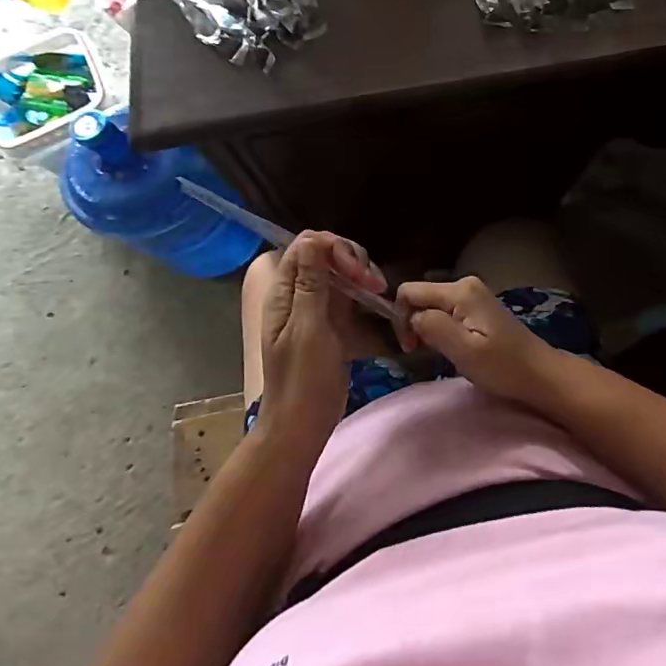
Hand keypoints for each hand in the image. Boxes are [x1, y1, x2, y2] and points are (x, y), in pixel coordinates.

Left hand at [258, 231, 386, 442]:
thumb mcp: (309, 329)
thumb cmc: (303, 380)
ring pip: (339, 274)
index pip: (307, 246)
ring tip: (380, 294)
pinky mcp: (331, 324)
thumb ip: (311, 284)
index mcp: (284, 292)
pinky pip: (347, 296)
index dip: (335, 248)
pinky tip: (379, 304)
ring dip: (361, 276)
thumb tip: (312, 240)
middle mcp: (297, 294)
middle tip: (375, 286)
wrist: (301, 425)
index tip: (358, 273)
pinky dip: (363, 295)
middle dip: (352, 260)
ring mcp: (315, 309)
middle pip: (325, 255)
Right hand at [395, 277, 556, 404]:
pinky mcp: (477, 307)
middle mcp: (464, 284)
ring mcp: (472, 294)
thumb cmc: (503, 367)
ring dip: (427, 329)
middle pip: (420, 297)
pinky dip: (441, 330)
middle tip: (424, 353)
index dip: (401, 318)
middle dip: (414, 324)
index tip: (412, 347)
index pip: (409, 292)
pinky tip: (453, 348)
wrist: (541, 375)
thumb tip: (412, 317)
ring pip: (431, 306)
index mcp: (460, 291)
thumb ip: (433, 327)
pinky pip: (445, 312)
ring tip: (441, 353)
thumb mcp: (464, 351)